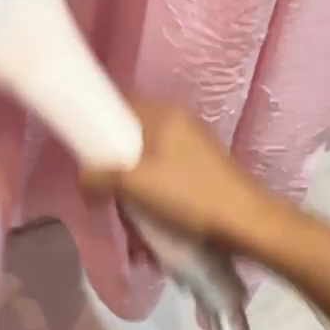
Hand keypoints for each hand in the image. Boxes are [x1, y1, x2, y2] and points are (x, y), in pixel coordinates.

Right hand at [81, 102, 282, 253]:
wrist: (247, 224)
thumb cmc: (189, 195)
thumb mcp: (135, 184)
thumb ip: (100, 176)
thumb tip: (82, 177)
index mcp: (164, 113)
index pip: (120, 104)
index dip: (98, 123)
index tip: (84, 149)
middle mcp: (180, 119)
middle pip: (133, 130)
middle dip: (114, 156)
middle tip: (102, 181)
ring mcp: (195, 141)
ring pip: (148, 151)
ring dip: (133, 174)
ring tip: (125, 200)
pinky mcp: (204, 164)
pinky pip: (165, 166)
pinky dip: (152, 182)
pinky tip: (150, 207)